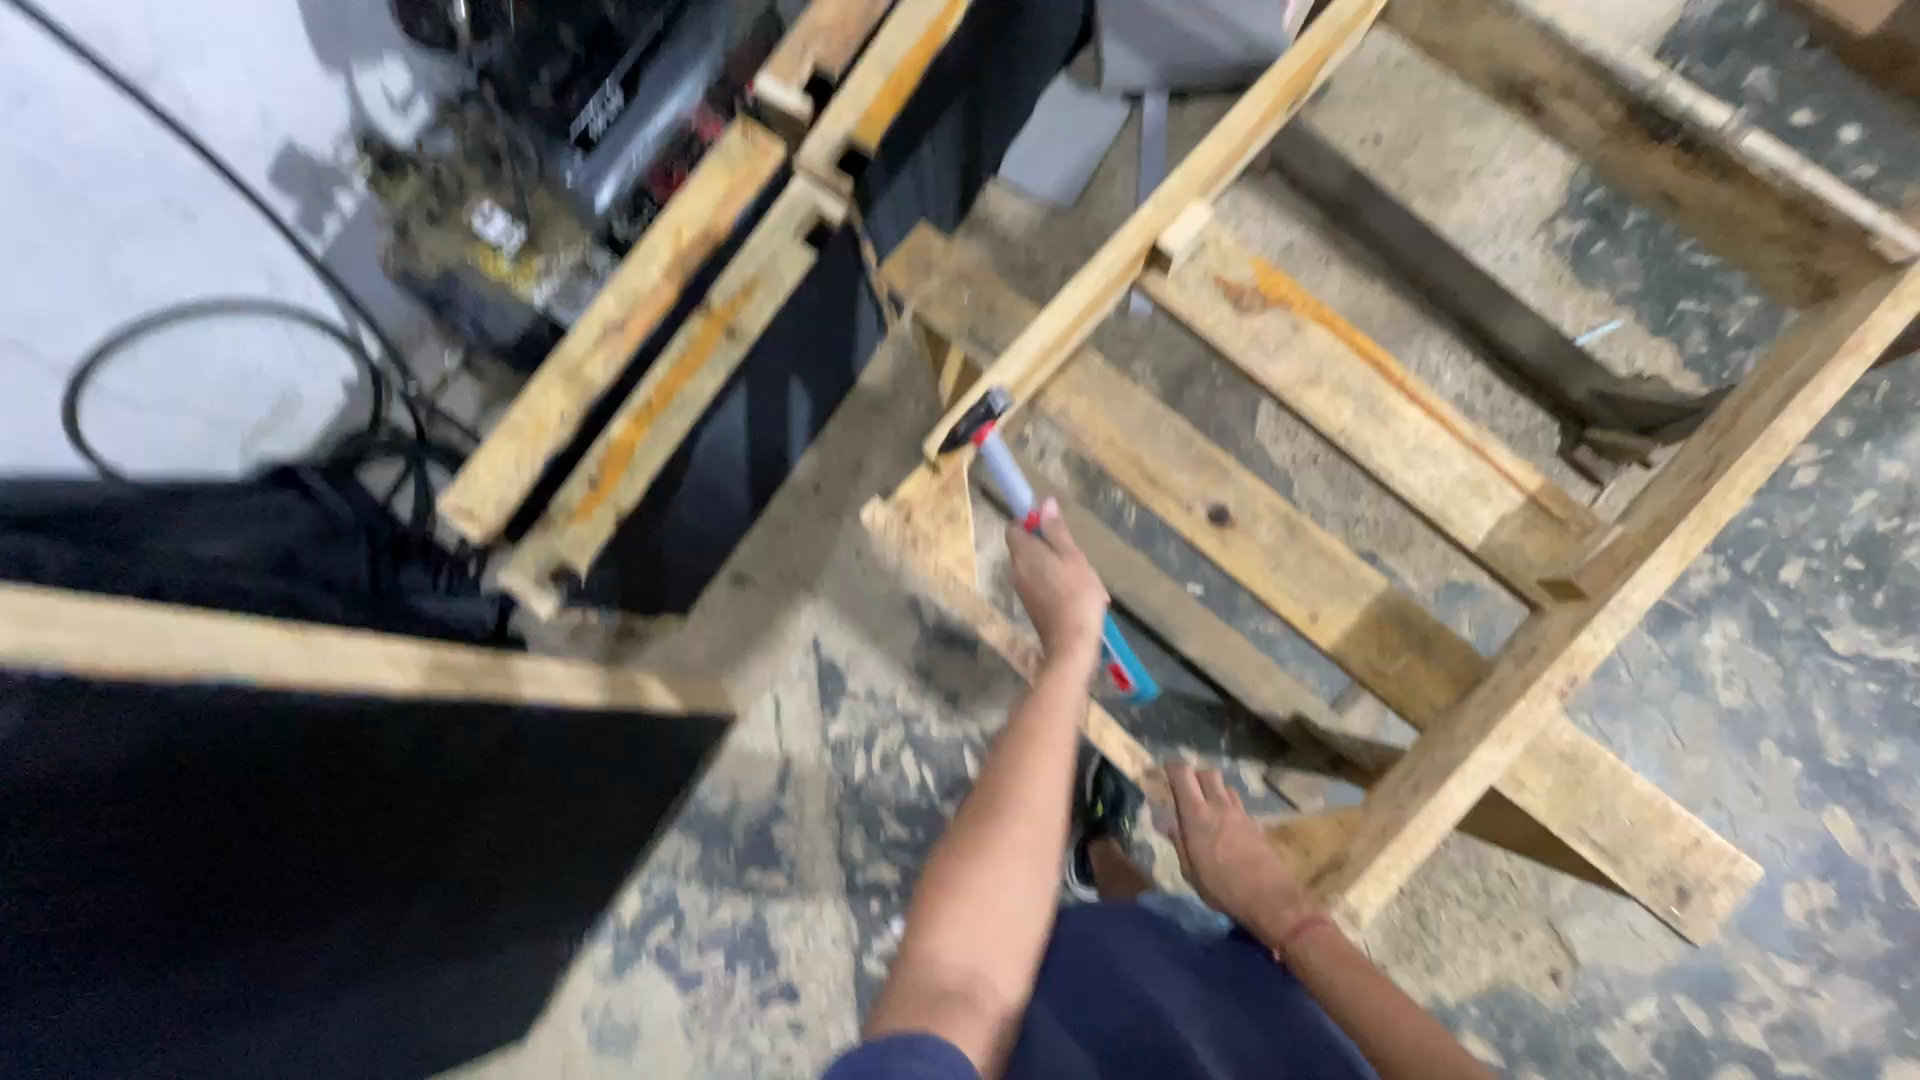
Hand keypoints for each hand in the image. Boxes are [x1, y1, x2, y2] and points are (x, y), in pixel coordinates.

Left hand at [1006, 498, 1108, 662]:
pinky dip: (1058, 585)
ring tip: (1086, 579)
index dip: (1031, 523)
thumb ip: (1056, 530)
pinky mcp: (1031, 606)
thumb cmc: (1076, 596)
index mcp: (1023, 554)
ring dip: (1059, 567)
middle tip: (1077, 556)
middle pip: (1027, 548)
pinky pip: (1042, 585)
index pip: (1014, 528)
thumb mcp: (1072, 557)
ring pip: (1037, 567)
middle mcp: (1016, 570)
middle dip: (1051, 547)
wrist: (1071, 644)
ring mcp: (1022, 590)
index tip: (1054, 528)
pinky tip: (1082, 596)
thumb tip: (1044, 503)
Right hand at [1167, 764, 1320, 941]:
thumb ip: (1178, 842)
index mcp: (1196, 815)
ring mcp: (1240, 813)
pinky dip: (1230, 806)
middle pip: (1207, 773)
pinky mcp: (1256, 823)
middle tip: (1188, 791)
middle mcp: (1218, 806)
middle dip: (1195, 776)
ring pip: (1225, 786)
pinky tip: (1229, 824)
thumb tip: (1165, 822)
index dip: (1172, 768)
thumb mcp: (1190, 871)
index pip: (1183, 774)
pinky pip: (1239, 804)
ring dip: (1215, 790)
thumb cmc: (1221, 887)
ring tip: (1209, 806)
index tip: (1165, 773)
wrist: (1268, 898)